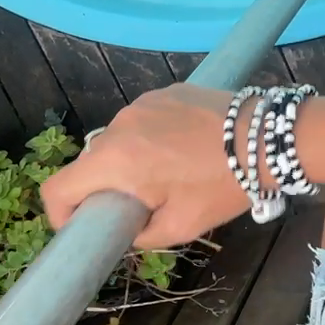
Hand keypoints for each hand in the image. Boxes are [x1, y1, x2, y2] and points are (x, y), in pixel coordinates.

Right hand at [41, 84, 250, 249]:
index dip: (62, 214)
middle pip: (91, 162)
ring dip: (132, 158)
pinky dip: (154, 134)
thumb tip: (126, 229)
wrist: (267, 139)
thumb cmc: (222, 186)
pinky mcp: (169, 89)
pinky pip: (146, 118)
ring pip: (120, 138)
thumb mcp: (179, 227)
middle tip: (140, 202)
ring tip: (170, 172)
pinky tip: (185, 146)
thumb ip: (139, 235)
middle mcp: (120, 125)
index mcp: (114, 161)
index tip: (85, 225)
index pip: (58, 188)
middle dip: (106, 185)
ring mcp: (144, 102)